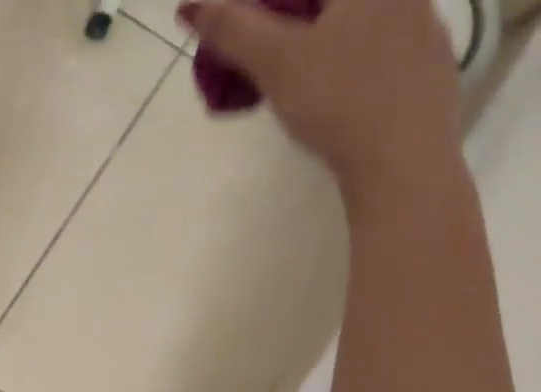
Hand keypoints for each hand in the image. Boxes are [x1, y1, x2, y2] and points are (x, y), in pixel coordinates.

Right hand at [181, 0, 462, 194]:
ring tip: (282, 79)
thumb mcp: (274, 61)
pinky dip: (341, 61)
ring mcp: (423, 29)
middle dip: (286, 24)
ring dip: (316, 42)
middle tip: (254, 57)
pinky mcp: (426, 64)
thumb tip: (191, 6)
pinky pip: (376, 47)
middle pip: (329, 7)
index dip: (265, 9)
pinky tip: (322, 94)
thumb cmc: (337, 95)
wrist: (401, 151)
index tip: (244, 30)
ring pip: (358, 23)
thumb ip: (233, 30)